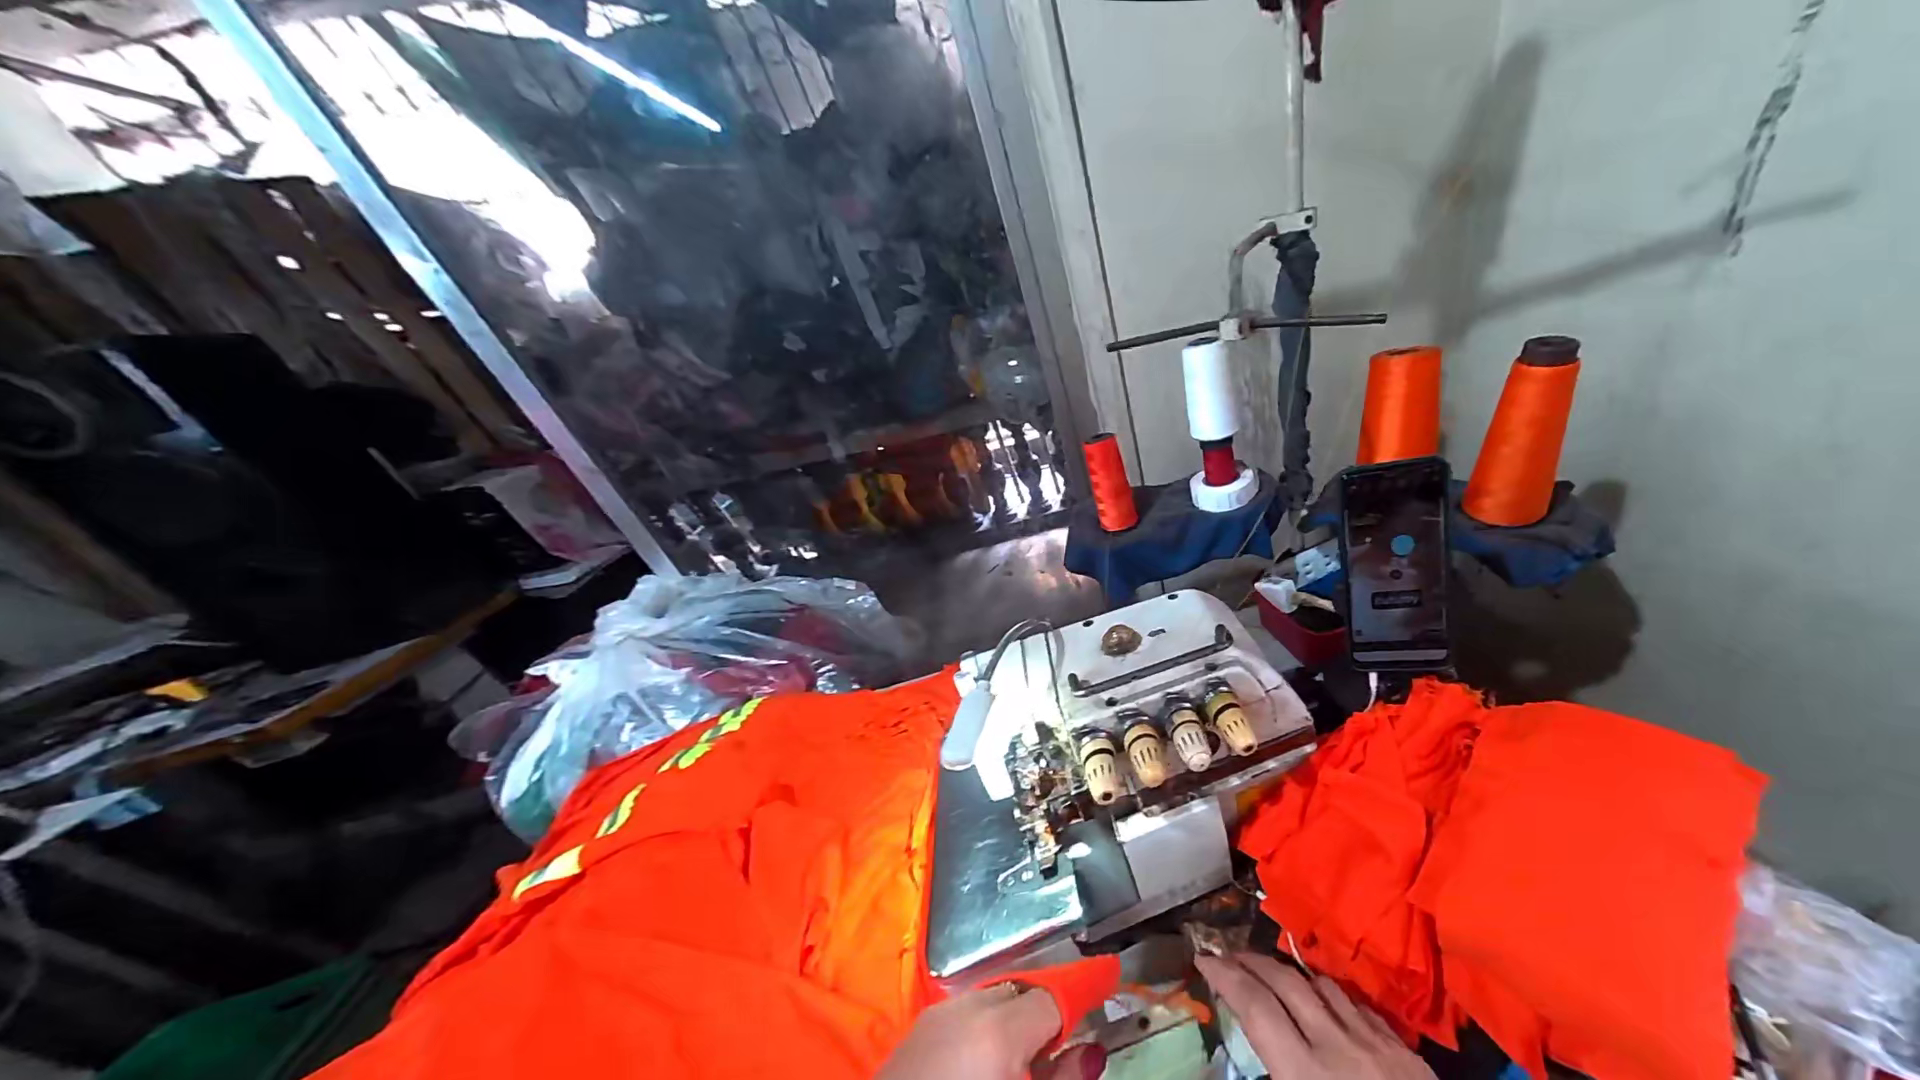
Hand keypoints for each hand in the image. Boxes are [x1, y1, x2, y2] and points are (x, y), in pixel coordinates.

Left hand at [875, 983, 1105, 1079]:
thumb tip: (1090, 1052)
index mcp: (997, 1029)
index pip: (1052, 997)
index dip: (1082, 994)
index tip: (1107, 983)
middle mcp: (966, 1007)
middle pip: (1022, 994)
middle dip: (1044, 1017)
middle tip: (1058, 1058)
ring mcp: (937, 1014)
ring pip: (991, 1001)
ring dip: (1013, 1022)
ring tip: (1019, 1066)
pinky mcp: (918, 1028)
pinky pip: (964, 1013)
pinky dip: (984, 1028)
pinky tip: (982, 1065)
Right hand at [1195, 952, 1434, 1079]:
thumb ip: (1274, 1075)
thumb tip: (1255, 1058)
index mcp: (1305, 1074)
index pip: (1254, 1005)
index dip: (1224, 975)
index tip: (1202, 958)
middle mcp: (1337, 1047)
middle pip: (1283, 980)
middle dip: (1249, 960)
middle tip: (1227, 956)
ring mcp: (1376, 1046)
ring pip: (1320, 984)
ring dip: (1288, 972)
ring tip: (1269, 973)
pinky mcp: (1408, 1055)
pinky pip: (1357, 1005)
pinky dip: (1329, 993)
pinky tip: (1323, 1002)